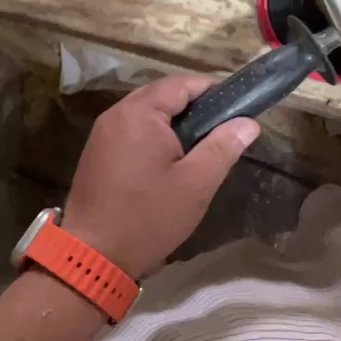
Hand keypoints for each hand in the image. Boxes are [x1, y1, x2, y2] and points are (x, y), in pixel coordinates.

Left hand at [61, 76, 259, 276]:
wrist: (92, 256)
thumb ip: (223, 147)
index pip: (182, 84)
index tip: (236, 110)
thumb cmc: (148, 217)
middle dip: (193, 107)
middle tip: (221, 131)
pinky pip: (131, 130)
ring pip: (146, 114)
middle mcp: (117, 114)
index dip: (212, 92)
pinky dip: (153, 136)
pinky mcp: (97, 152)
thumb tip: (249, 122)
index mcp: (140, 113)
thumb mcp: (196, 183)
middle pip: (162, 95)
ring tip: (199, 147)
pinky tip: (169, 160)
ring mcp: (102, 133)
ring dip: (173, 123)